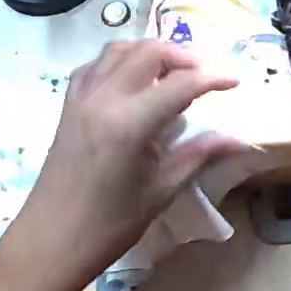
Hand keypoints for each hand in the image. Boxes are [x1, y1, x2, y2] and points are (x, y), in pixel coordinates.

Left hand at [1, 42, 244, 290]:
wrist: (51, 240)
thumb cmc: (109, 224)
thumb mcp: (161, 191)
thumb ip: (198, 156)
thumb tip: (238, 140)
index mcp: (129, 123)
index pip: (180, 84)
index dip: (212, 80)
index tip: (233, 83)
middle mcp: (103, 98)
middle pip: (148, 52)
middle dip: (181, 56)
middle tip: (201, 78)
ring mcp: (81, 98)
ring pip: (118, 50)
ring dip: (149, 53)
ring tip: (170, 75)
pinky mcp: (67, 105)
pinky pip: (94, 66)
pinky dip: (118, 62)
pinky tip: (131, 82)